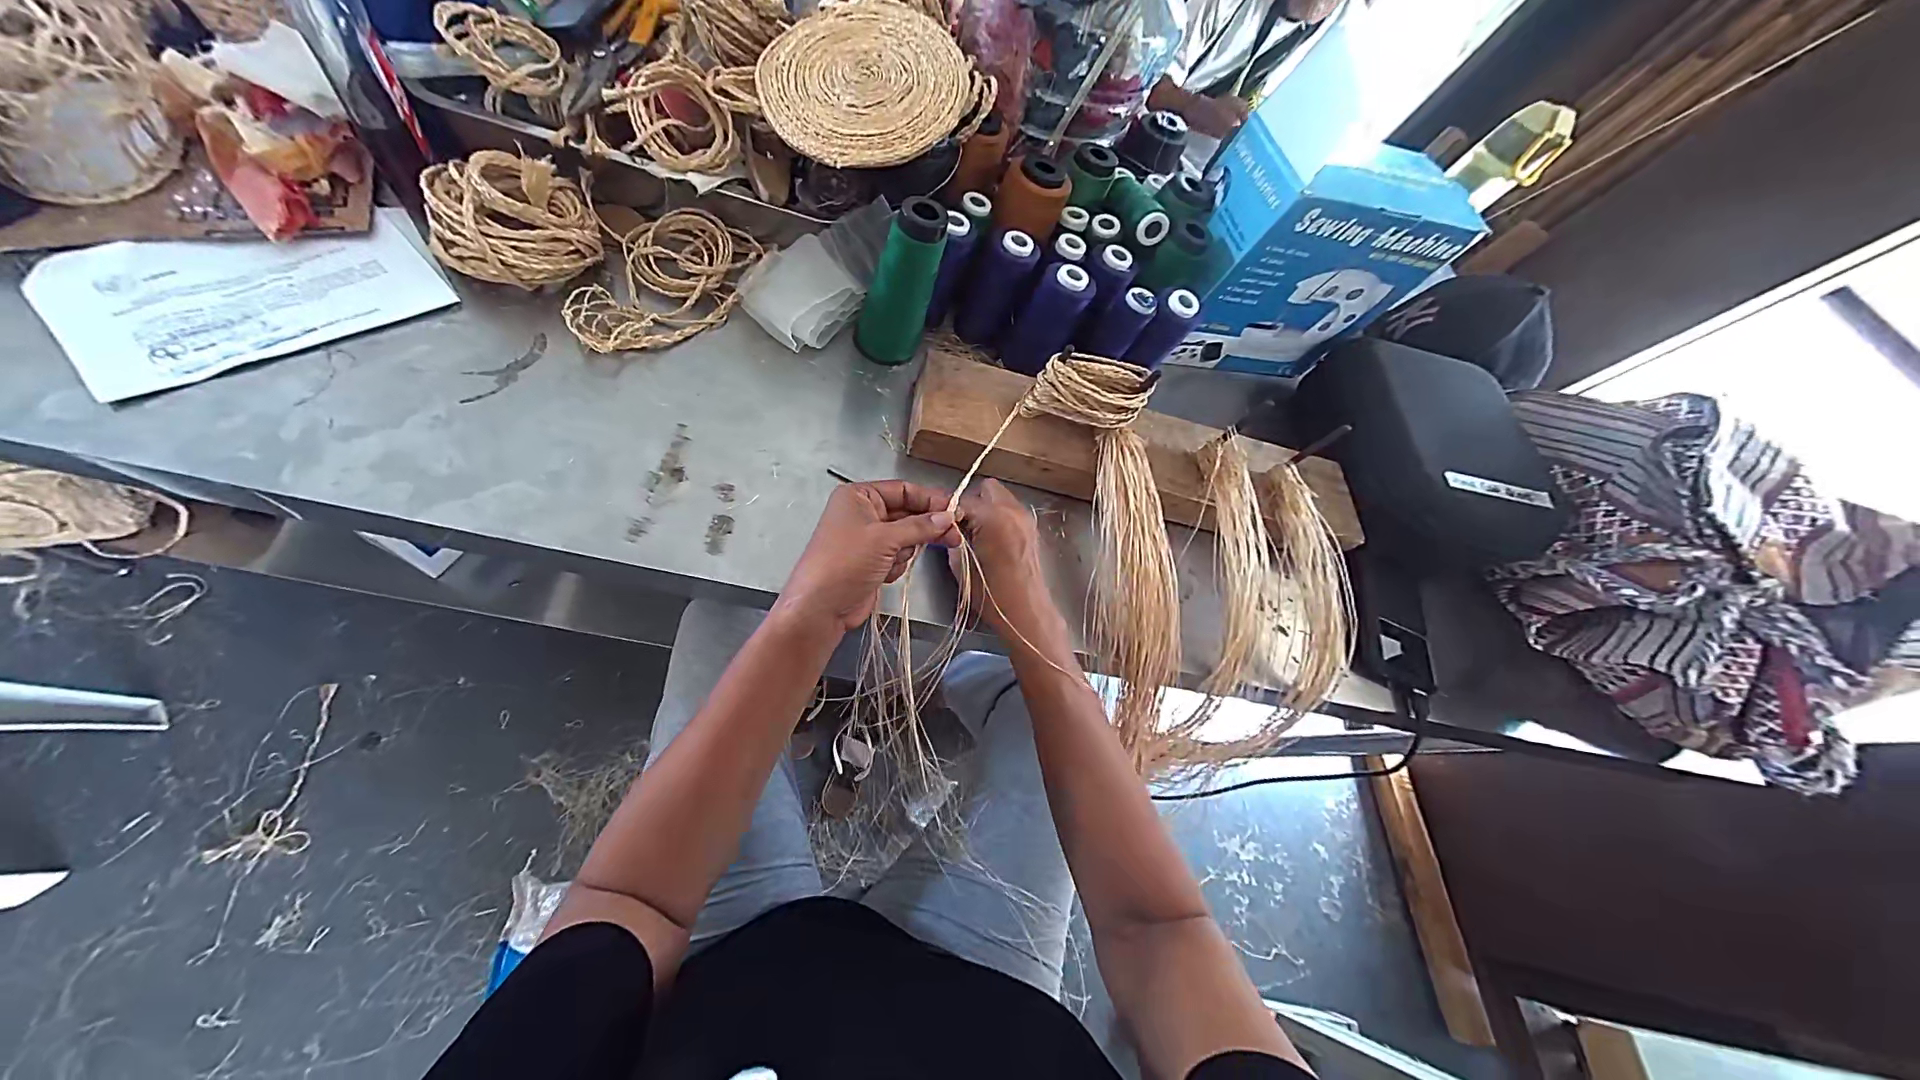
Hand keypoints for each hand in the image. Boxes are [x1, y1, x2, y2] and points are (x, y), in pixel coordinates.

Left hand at [778, 480, 961, 633]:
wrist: (821, 607)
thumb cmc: (843, 564)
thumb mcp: (885, 538)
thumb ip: (920, 526)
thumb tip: (947, 517)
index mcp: (858, 497)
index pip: (903, 490)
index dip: (930, 500)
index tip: (954, 510)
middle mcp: (862, 513)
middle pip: (907, 513)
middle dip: (925, 527)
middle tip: (952, 535)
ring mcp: (867, 539)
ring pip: (906, 537)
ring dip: (906, 550)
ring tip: (893, 561)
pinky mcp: (872, 561)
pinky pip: (898, 555)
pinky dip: (897, 564)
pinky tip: (885, 573)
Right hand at [946, 480, 1066, 652]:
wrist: (1027, 612)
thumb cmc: (994, 595)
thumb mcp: (962, 565)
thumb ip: (954, 537)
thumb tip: (950, 526)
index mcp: (994, 518)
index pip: (963, 500)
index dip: (948, 511)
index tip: (940, 523)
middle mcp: (1013, 512)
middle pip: (986, 489)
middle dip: (971, 502)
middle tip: (961, 525)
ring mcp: (1026, 519)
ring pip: (1000, 497)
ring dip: (986, 509)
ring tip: (976, 534)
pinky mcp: (1031, 529)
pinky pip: (1010, 511)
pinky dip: (998, 517)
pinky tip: (990, 540)